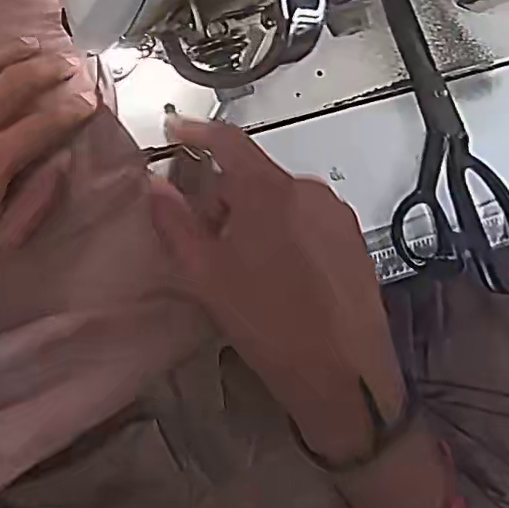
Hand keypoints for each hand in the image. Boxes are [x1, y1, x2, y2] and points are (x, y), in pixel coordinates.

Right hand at [148, 115, 405, 463]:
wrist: (343, 380)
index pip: (227, 141)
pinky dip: (283, 230)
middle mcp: (308, 191)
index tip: (177, 127)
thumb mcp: (203, 272)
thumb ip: (173, 220)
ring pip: (278, 198)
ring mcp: (335, 215)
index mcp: (269, 191)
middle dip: (224, 199)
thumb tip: (156, 187)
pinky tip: (279, 275)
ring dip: (254, 216)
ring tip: (246, 267)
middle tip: (209, 240)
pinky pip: (305, 217)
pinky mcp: (352, 239)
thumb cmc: (269, 323)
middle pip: (251, 177)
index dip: (196, 131)